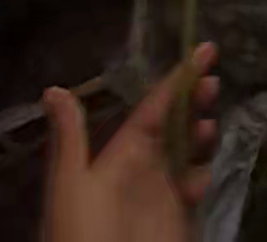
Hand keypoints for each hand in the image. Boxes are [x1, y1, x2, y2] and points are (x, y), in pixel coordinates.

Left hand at [41, 44, 221, 241]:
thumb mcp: (69, 191)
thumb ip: (70, 140)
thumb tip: (52, 89)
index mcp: (118, 155)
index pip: (153, 106)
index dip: (179, 78)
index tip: (207, 50)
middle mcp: (143, 166)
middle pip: (177, 120)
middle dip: (196, 98)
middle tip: (213, 84)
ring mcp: (164, 191)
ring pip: (191, 146)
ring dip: (203, 131)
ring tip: (208, 130)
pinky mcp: (180, 217)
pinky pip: (199, 182)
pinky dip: (204, 171)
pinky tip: (200, 179)